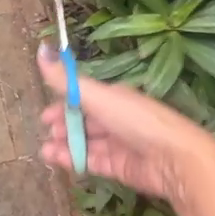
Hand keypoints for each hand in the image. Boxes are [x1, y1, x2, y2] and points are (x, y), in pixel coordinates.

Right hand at [36, 44, 214, 206]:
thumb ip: (65, 79)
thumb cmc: (136, 120)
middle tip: (47, 132)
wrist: (175, 159)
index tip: (45, 115)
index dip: (63, 104)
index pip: (84, 98)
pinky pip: (92, 161)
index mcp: (114, 97)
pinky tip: (57, 160)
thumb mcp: (97, 96)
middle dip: (63, 126)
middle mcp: (117, 119)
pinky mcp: (120, 167)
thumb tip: (40, 48)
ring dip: (65, 145)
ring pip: (86, 143)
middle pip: (84, 121)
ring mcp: (119, 144)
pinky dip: (74, 160)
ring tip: (46, 151)